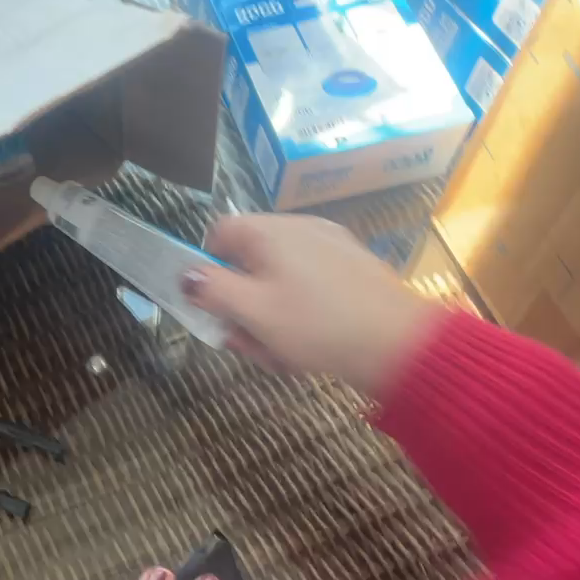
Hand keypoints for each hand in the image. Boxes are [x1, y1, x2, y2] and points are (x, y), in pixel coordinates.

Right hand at [181, 214, 443, 393]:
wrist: (394, 341)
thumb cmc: (315, 325)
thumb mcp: (252, 312)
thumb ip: (212, 290)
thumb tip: (185, 275)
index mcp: (269, 233)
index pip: (219, 234)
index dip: (207, 269)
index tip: (212, 306)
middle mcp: (298, 228)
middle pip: (247, 260)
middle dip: (239, 303)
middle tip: (247, 340)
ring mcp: (328, 246)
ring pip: (276, 279)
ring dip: (267, 315)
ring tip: (280, 351)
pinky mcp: (349, 269)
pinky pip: (306, 287)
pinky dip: (297, 313)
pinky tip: (307, 343)